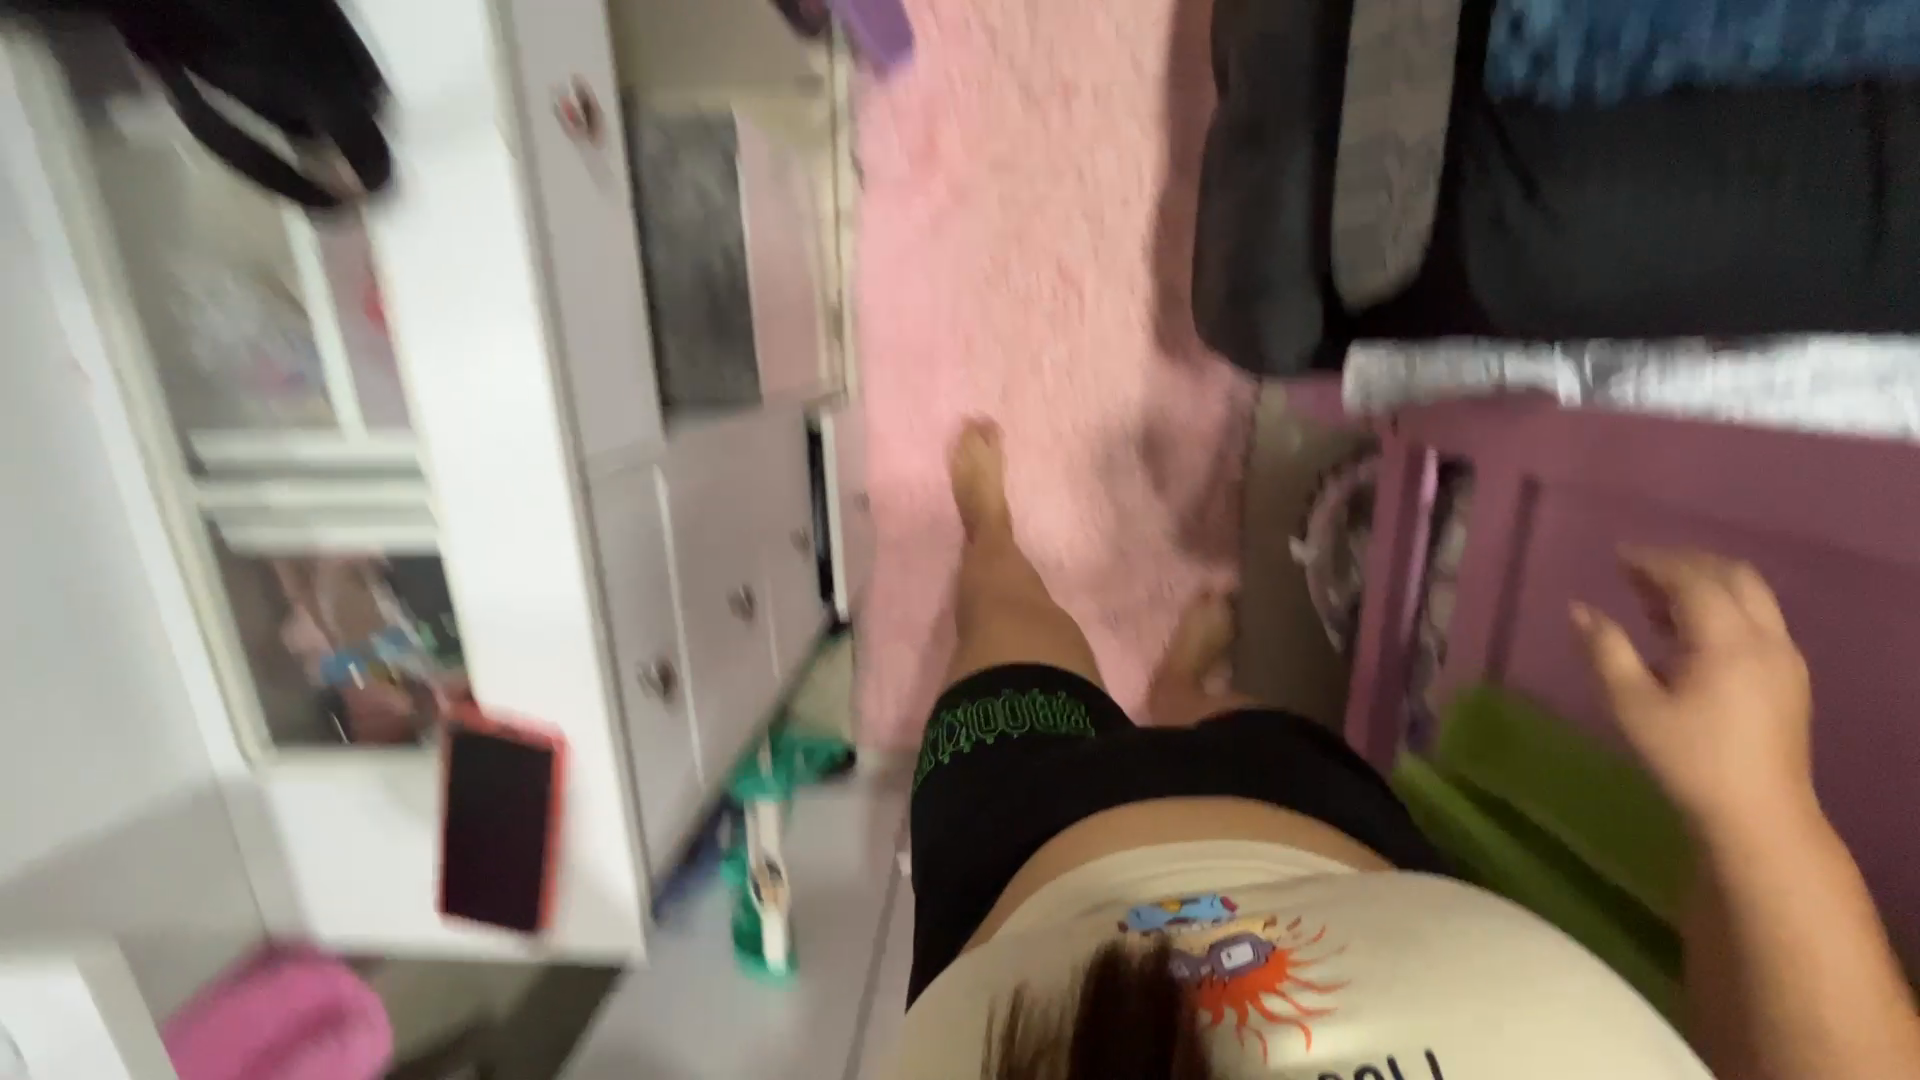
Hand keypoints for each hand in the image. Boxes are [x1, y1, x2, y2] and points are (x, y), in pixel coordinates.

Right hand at [1571, 548, 1815, 835]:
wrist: (1755, 809)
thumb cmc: (1684, 753)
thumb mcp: (1630, 701)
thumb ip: (1605, 648)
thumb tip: (1579, 608)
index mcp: (1728, 642)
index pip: (1693, 581)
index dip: (1654, 562)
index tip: (1617, 554)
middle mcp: (1766, 640)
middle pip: (1734, 578)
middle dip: (1685, 564)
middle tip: (1636, 566)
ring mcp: (1784, 658)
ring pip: (1750, 597)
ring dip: (1703, 585)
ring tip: (1650, 595)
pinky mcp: (1787, 676)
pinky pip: (1755, 620)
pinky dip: (1719, 607)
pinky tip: (1681, 629)